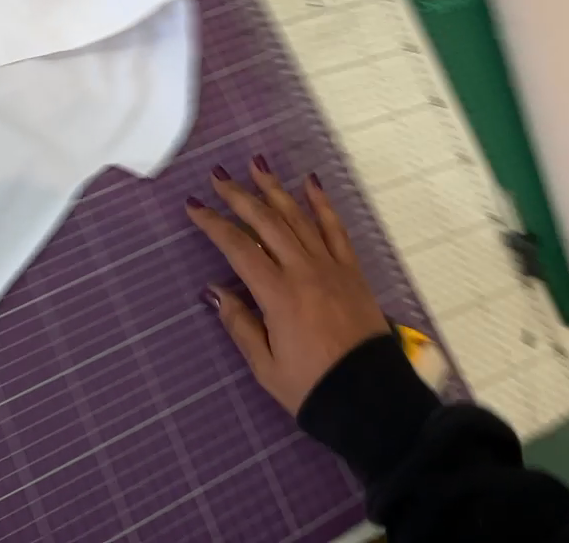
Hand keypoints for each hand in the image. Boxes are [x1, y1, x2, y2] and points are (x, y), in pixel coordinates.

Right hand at [186, 157, 387, 413]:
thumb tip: (214, 290)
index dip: (213, 224)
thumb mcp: (266, 367)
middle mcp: (303, 270)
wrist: (375, 402)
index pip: (237, 248)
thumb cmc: (314, 388)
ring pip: (298, 217)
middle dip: (239, 196)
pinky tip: (310, 182)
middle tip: (218, 175)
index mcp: (278, 294)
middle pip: (266, 222)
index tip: (194, 206)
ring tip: (256, 164)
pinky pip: (335, 229)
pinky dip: (321, 203)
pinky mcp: (352, 271)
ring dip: (274, 189)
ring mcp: (331, 267)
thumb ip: (240, 324)